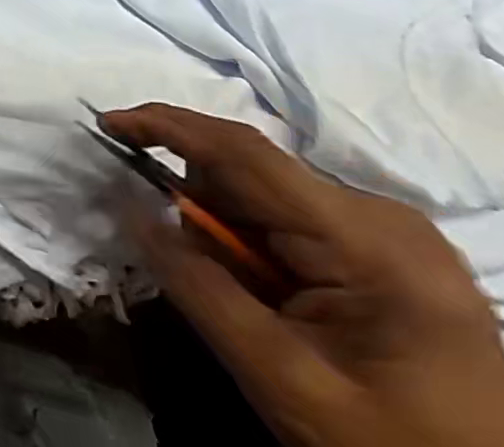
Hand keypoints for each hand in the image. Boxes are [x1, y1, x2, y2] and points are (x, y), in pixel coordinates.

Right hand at [102, 104, 503, 446]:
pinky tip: (277, 302)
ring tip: (254, 310)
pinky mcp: (392, 250)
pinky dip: (264, 250)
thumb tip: (135, 212)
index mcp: (368, 240)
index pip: (248, 154)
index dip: (171, 126)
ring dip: (235, 237)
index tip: (109, 122)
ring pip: (275, 200)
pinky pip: (301, 222)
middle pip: (259, 177)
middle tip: (191, 272)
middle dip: (206, 209)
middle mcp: (383, 213)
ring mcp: (394, 230)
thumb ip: (203, 291)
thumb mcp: (284, 382)